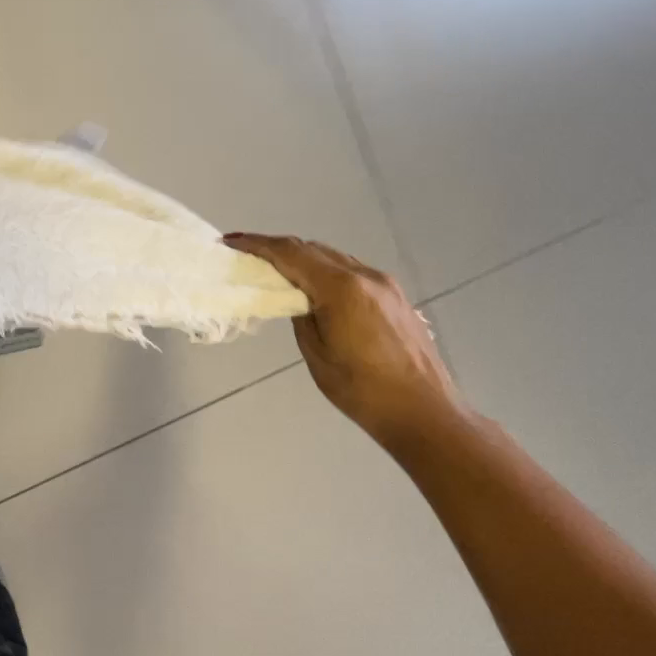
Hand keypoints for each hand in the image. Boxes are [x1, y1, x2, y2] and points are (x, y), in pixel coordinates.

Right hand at [223, 234, 469, 451]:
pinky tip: (313, 287)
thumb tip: (294, 296)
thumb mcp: (316, 352)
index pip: (290, 253)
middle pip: (312, 248)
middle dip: (276, 248)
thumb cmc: (362, 390)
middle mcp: (365, 277)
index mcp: (341, 289)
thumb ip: (301, 314)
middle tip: (245, 254)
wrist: (426, 413)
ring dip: (301, 258)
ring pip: (333, 257)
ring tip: (275, 269)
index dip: (256, 244)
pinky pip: (350, 271)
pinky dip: (324, 270)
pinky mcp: (395, 297)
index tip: (229, 242)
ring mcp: (385, 285)